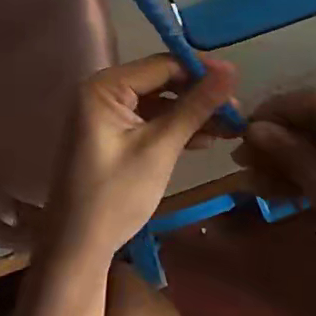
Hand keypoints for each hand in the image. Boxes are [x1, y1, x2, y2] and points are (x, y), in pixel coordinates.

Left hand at [43, 56, 238, 260]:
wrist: (78, 250)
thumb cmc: (115, 196)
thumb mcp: (161, 147)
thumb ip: (195, 106)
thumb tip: (231, 71)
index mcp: (104, 87)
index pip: (162, 65)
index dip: (202, 70)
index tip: (237, 80)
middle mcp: (102, 91)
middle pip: (162, 81)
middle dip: (199, 95)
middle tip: (236, 110)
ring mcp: (106, 113)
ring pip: (160, 102)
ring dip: (192, 113)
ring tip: (230, 127)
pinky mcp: (112, 134)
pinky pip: (150, 119)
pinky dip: (176, 128)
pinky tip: (205, 139)